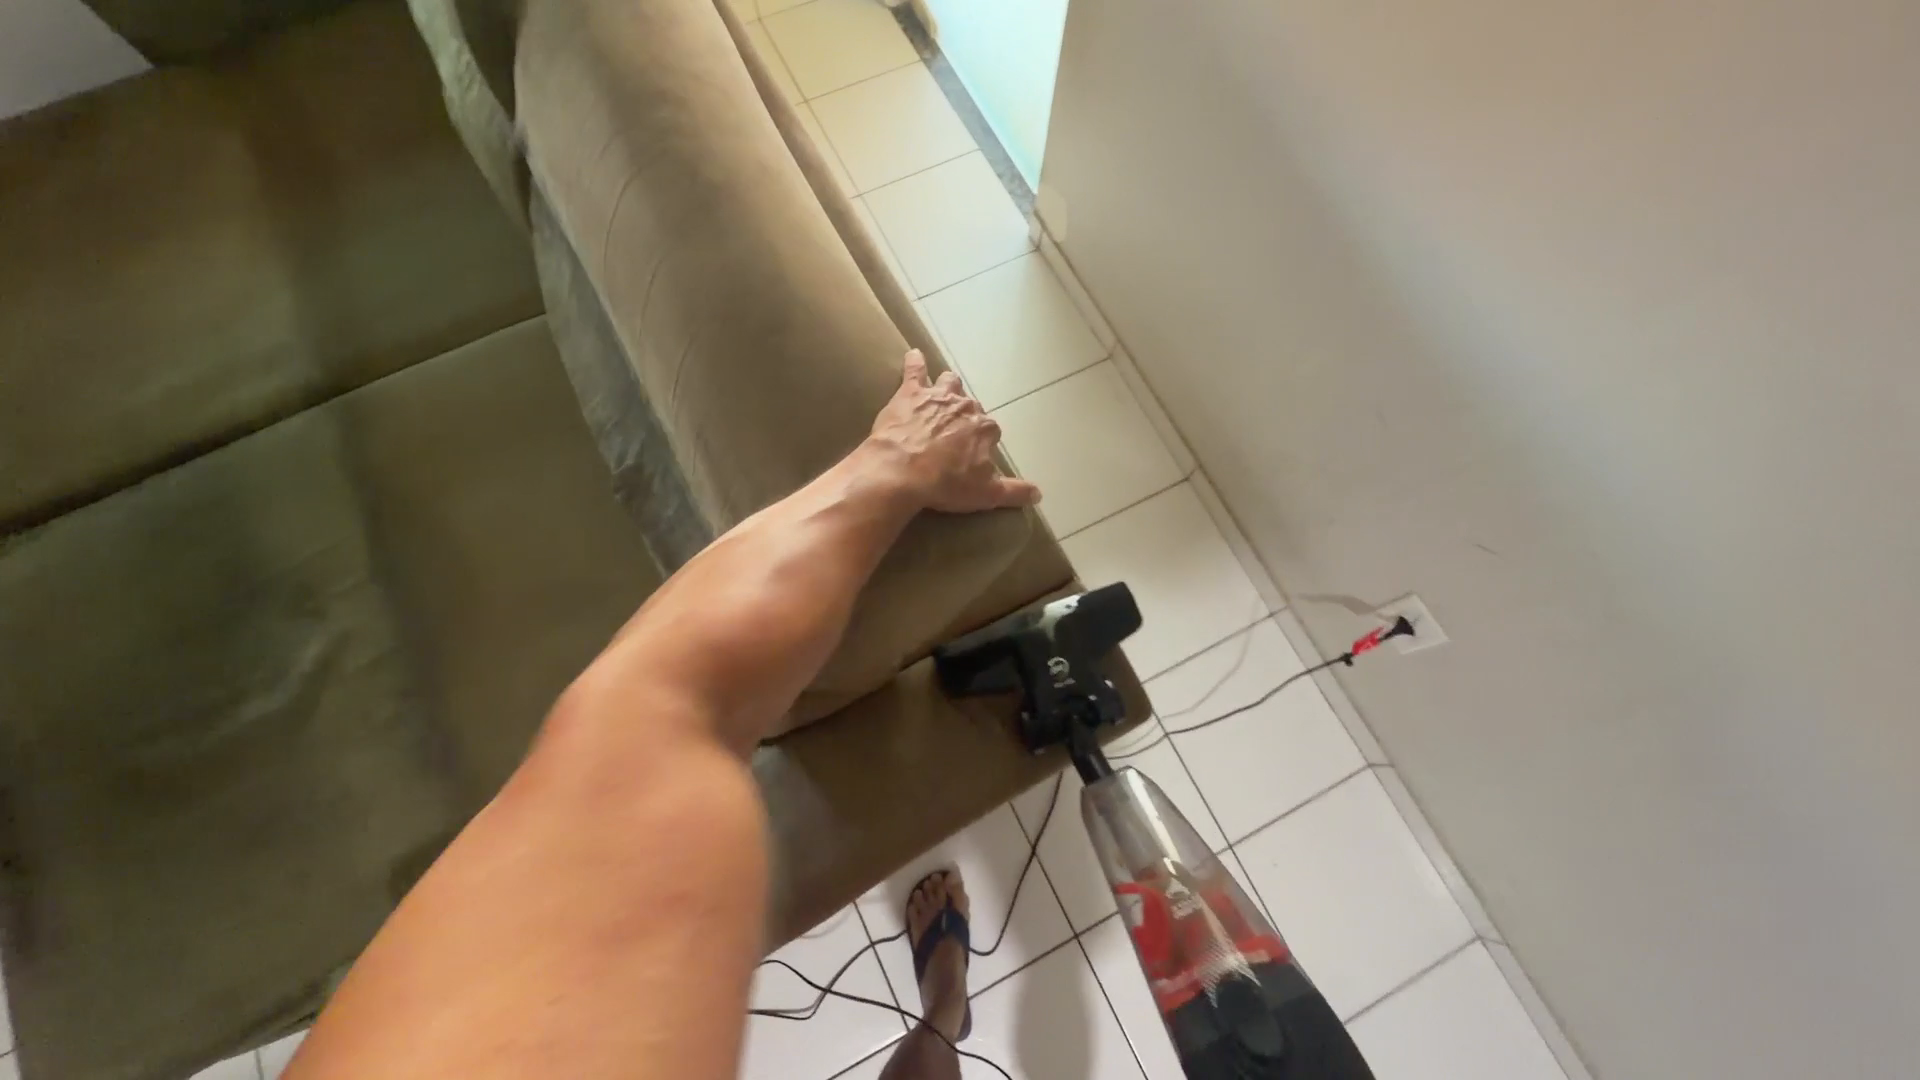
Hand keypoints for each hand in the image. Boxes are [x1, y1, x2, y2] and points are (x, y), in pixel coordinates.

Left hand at [866, 350, 1040, 513]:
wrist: (902, 472)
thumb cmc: (946, 484)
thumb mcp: (986, 495)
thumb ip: (1015, 492)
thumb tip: (1038, 494)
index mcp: (985, 429)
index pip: (991, 431)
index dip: (983, 442)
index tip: (973, 454)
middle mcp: (966, 406)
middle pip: (971, 406)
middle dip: (966, 417)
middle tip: (954, 433)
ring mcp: (938, 396)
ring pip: (950, 383)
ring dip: (949, 388)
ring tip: (943, 395)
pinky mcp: (910, 393)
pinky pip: (915, 369)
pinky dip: (915, 362)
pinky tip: (914, 356)